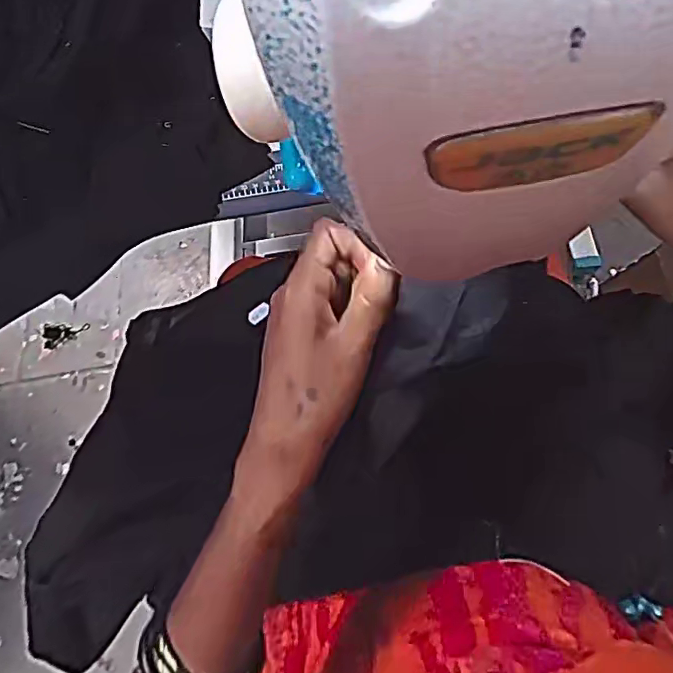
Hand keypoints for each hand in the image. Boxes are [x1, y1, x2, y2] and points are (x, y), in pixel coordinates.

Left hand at [235, 217, 397, 509]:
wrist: (285, 440)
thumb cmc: (312, 400)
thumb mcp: (355, 342)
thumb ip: (374, 294)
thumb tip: (388, 260)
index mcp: (300, 287)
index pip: (329, 231)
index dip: (360, 244)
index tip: (378, 273)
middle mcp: (290, 292)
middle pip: (333, 253)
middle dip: (361, 271)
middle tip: (374, 306)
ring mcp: (292, 309)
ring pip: (333, 277)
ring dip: (356, 294)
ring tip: (361, 329)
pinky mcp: (298, 327)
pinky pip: (328, 300)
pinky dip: (347, 311)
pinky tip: (352, 339)